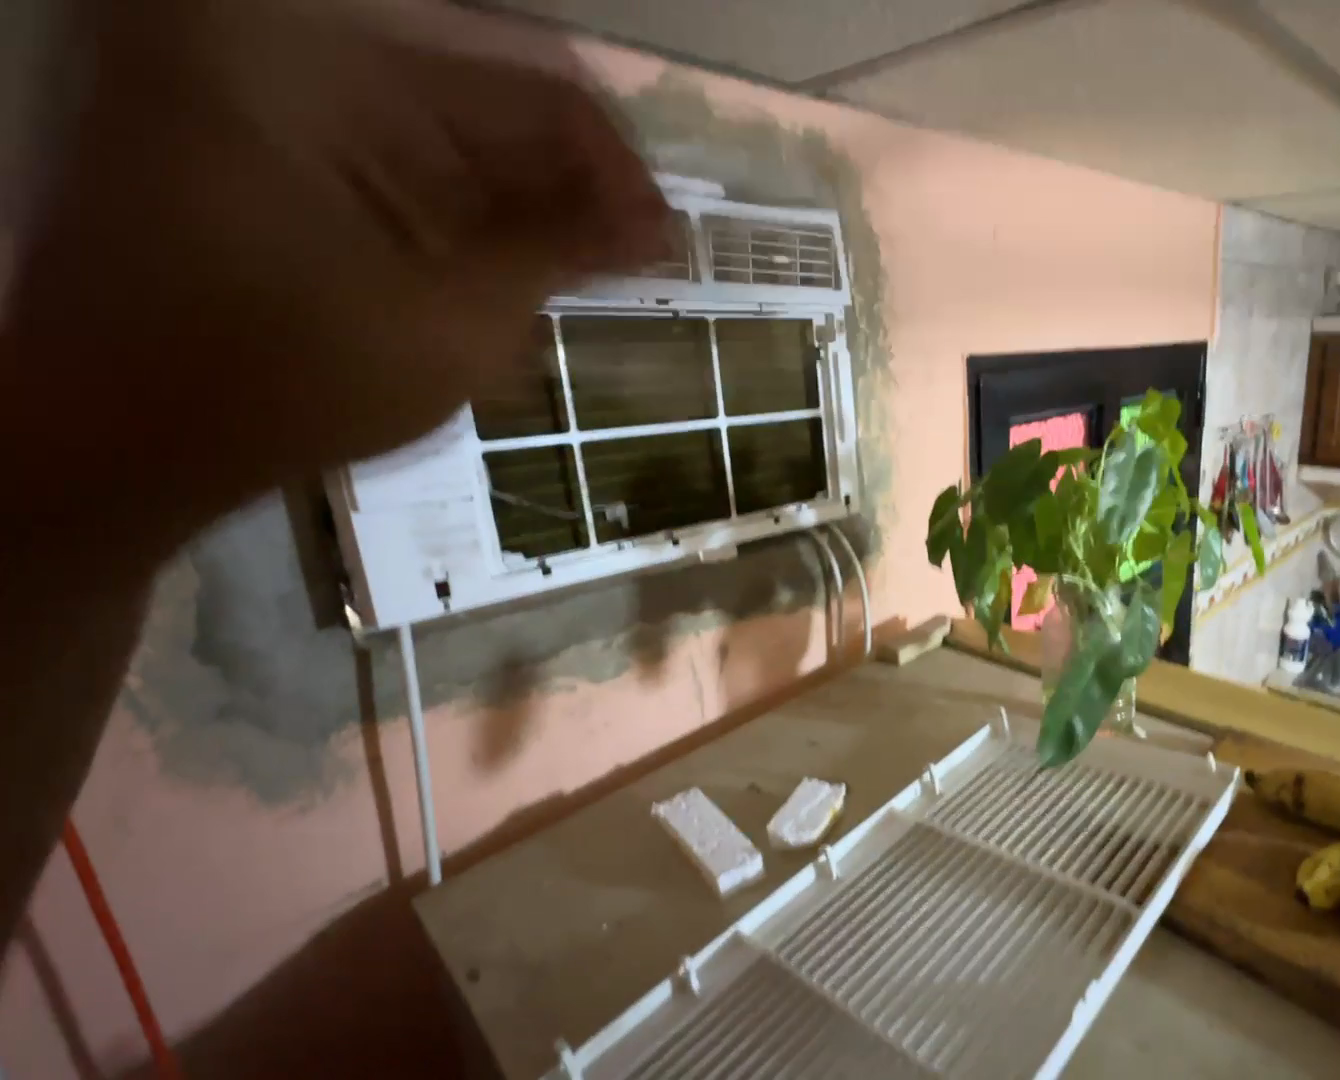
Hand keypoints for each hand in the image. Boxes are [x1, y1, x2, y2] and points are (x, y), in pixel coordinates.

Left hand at [2, 0, 671, 559]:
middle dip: (577, 194)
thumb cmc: (289, 383)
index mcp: (323, 68)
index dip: (617, 171)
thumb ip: (563, 248)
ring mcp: (277, 97)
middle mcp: (295, 53)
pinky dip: (475, 216)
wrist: (120, 442)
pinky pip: (411, 163)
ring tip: (591, 277)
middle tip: (638, 265)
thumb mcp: (456, 317)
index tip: (665, 243)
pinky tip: (523, 267)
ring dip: (533, 209)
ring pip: (459, 139)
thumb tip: (662, 221)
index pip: (533, 92)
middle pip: (496, 108)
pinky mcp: (278, 147)